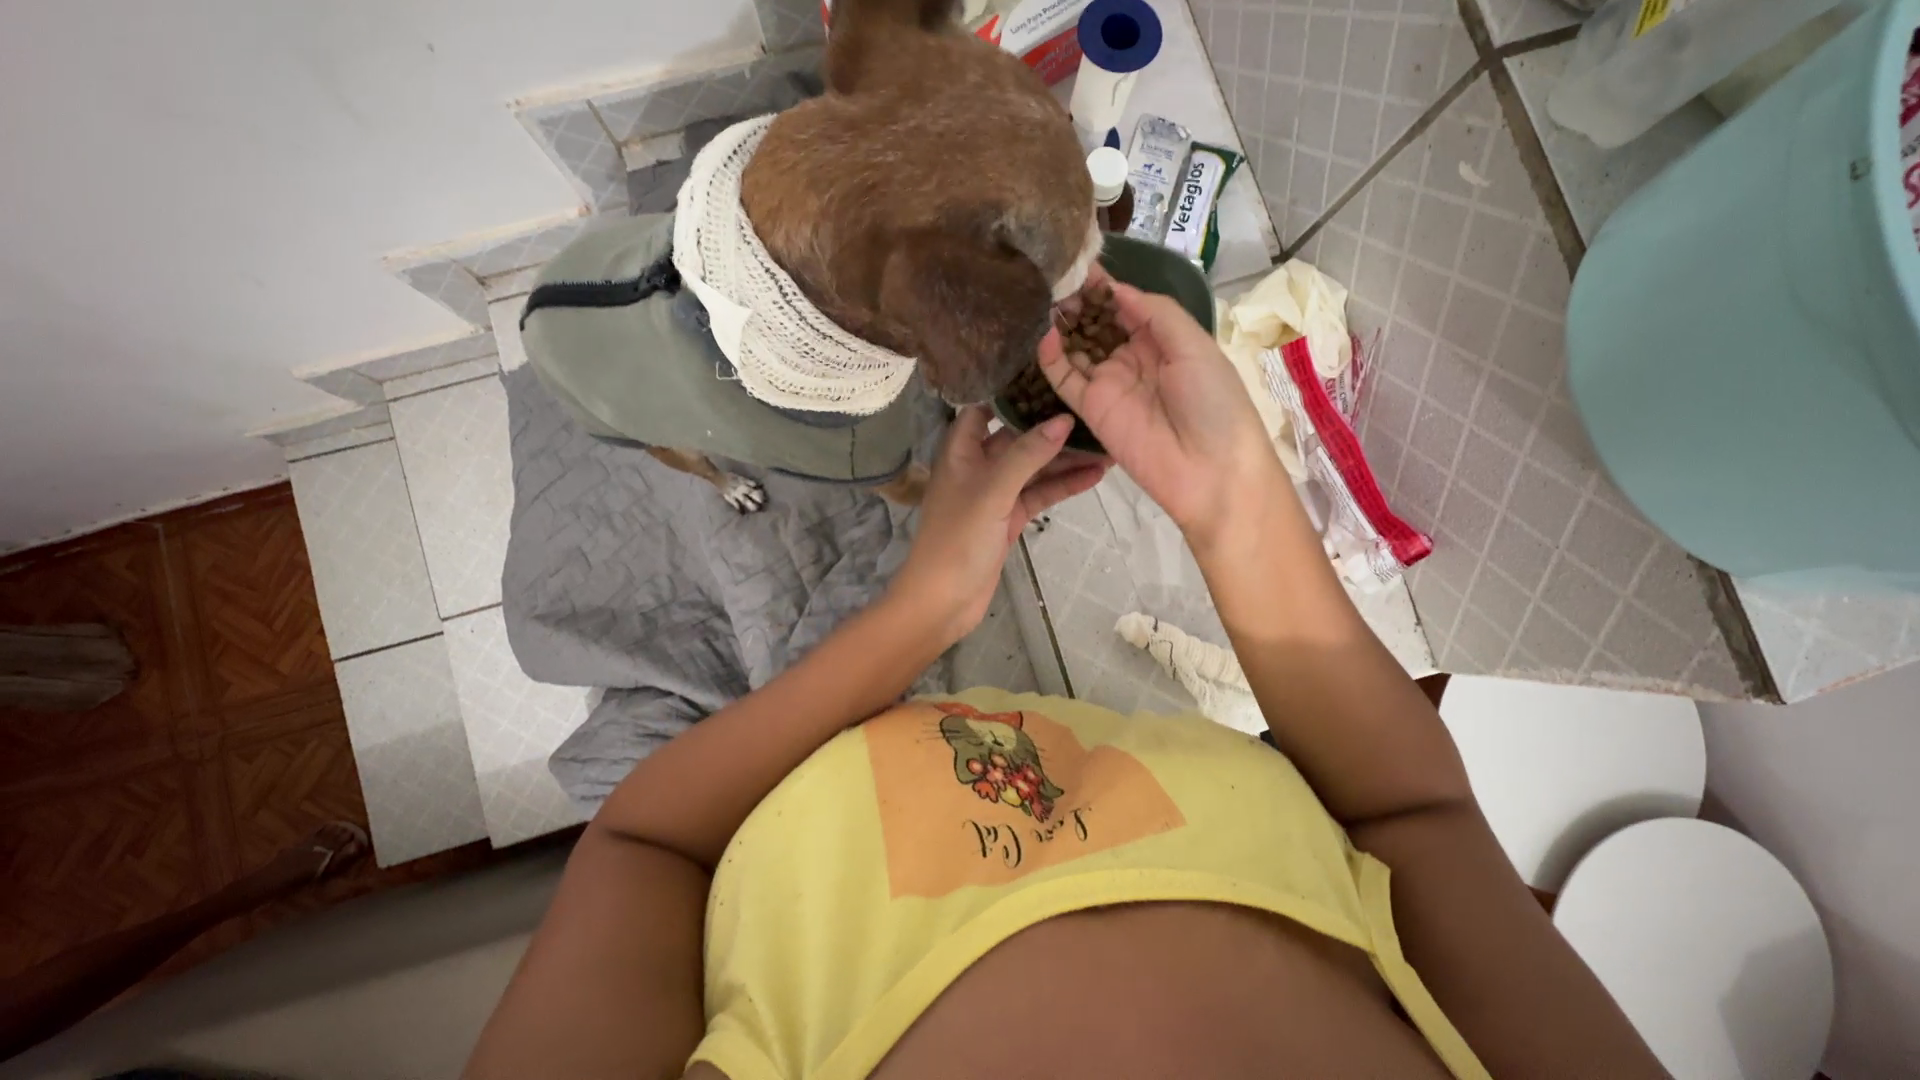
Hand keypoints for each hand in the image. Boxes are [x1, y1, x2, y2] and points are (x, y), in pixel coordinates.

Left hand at [889, 406, 1108, 643]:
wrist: (942, 601)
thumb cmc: (957, 540)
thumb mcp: (992, 492)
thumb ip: (1027, 455)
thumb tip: (1062, 419)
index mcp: (961, 452)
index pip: (983, 410)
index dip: (1011, 394)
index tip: (1050, 378)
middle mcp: (977, 468)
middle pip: (1017, 438)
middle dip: (1051, 428)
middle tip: (1095, 411)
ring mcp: (994, 495)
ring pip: (1033, 468)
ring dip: (1065, 459)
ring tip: (1108, 444)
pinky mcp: (1008, 519)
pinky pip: (1039, 495)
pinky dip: (1063, 486)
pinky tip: (1095, 475)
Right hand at [1038, 281, 1283, 547]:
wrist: (1211, 471)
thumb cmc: (1214, 402)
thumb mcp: (1195, 345)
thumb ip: (1155, 313)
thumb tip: (1116, 288)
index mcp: (1163, 340)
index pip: (1126, 305)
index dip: (1104, 285)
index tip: (1079, 262)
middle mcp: (1132, 358)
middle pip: (1096, 324)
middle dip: (1077, 302)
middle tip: (1054, 278)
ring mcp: (1110, 384)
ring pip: (1076, 348)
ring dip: (1060, 324)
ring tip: (1042, 297)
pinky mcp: (1091, 410)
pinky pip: (1065, 379)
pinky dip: (1051, 358)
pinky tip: (1043, 334)